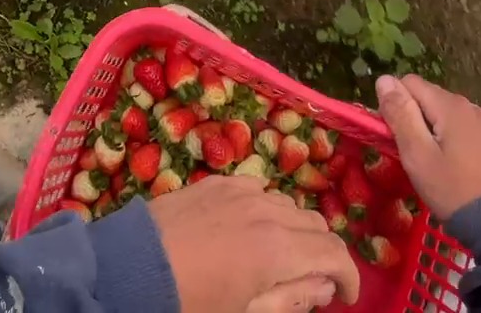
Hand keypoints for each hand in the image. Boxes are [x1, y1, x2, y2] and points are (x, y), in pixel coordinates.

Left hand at [148, 175, 360, 311]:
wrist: (131, 269)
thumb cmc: (190, 303)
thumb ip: (292, 300)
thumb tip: (323, 286)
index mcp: (277, 248)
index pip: (334, 253)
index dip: (349, 277)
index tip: (345, 298)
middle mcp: (265, 209)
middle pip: (315, 223)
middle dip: (322, 253)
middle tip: (310, 282)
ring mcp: (239, 189)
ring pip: (288, 203)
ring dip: (295, 229)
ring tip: (280, 258)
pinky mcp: (215, 181)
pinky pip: (257, 188)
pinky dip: (267, 208)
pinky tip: (251, 230)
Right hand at [376, 74, 480, 219]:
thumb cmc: (456, 192)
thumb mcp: (418, 156)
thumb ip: (401, 115)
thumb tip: (384, 79)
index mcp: (450, 107)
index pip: (410, 82)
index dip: (396, 103)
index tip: (395, 134)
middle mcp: (473, 109)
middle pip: (432, 98)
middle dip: (417, 117)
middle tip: (414, 154)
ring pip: (453, 117)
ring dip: (438, 130)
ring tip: (437, 164)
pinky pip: (472, 134)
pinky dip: (460, 143)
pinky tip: (463, 170)